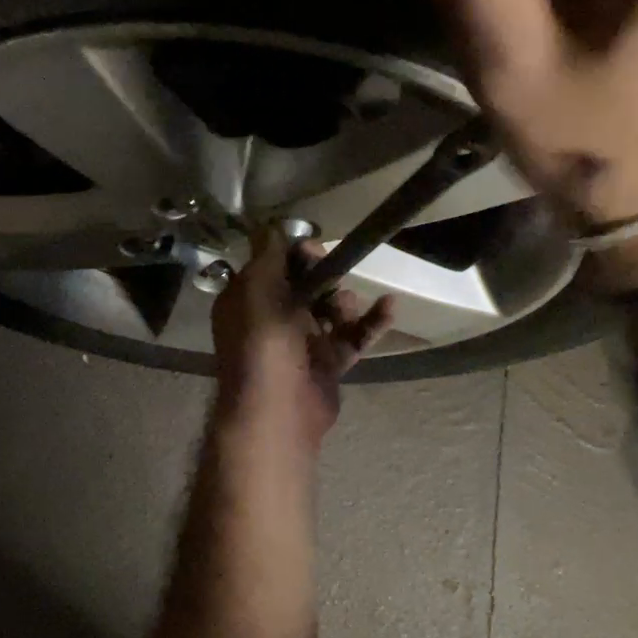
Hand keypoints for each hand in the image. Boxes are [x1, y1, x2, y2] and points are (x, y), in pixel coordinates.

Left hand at [211, 228, 394, 446]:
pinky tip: (391, 306)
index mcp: (247, 299)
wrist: (276, 411)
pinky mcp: (327, 363)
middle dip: (325, 277)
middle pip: (306, 284)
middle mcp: (271, 318)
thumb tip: (270, 226)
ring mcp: (301, 342)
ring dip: (345, 301)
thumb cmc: (262, 344)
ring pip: (331, 309)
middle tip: (333, 279)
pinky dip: (370, 322)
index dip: (296, 254)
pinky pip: (352, 336)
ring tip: (345, 307)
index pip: (273, 265)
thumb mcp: (257, 289)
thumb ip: (268, 255)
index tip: (316, 250)